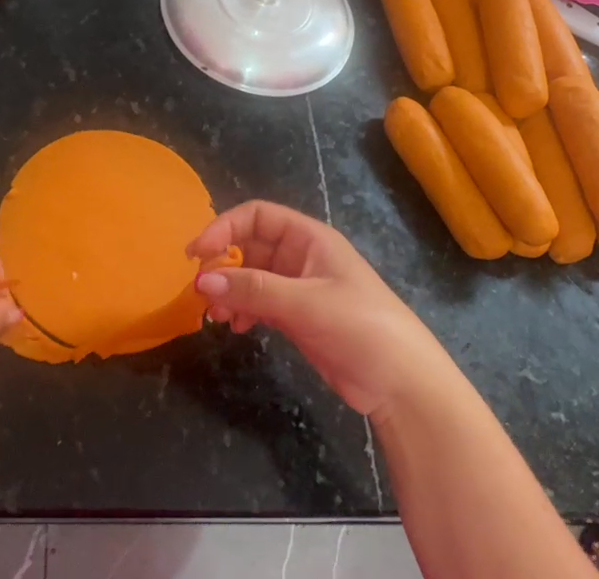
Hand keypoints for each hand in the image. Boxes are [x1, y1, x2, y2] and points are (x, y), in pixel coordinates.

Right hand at [188, 201, 444, 416]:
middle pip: (249, 246)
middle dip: (222, 265)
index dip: (224, 228)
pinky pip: (258, 303)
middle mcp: (301, 257)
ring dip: (228, 292)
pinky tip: (236, 328)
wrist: (401, 382)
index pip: (256, 216)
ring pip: (250, 278)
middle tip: (200, 291)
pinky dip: (242, 311)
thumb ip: (252, 289)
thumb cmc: (359, 326)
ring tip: (215, 317)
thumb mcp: (304, 303)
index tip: (197, 253)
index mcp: (308, 238)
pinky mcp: (297, 317)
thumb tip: (200, 281)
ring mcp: (299, 287)